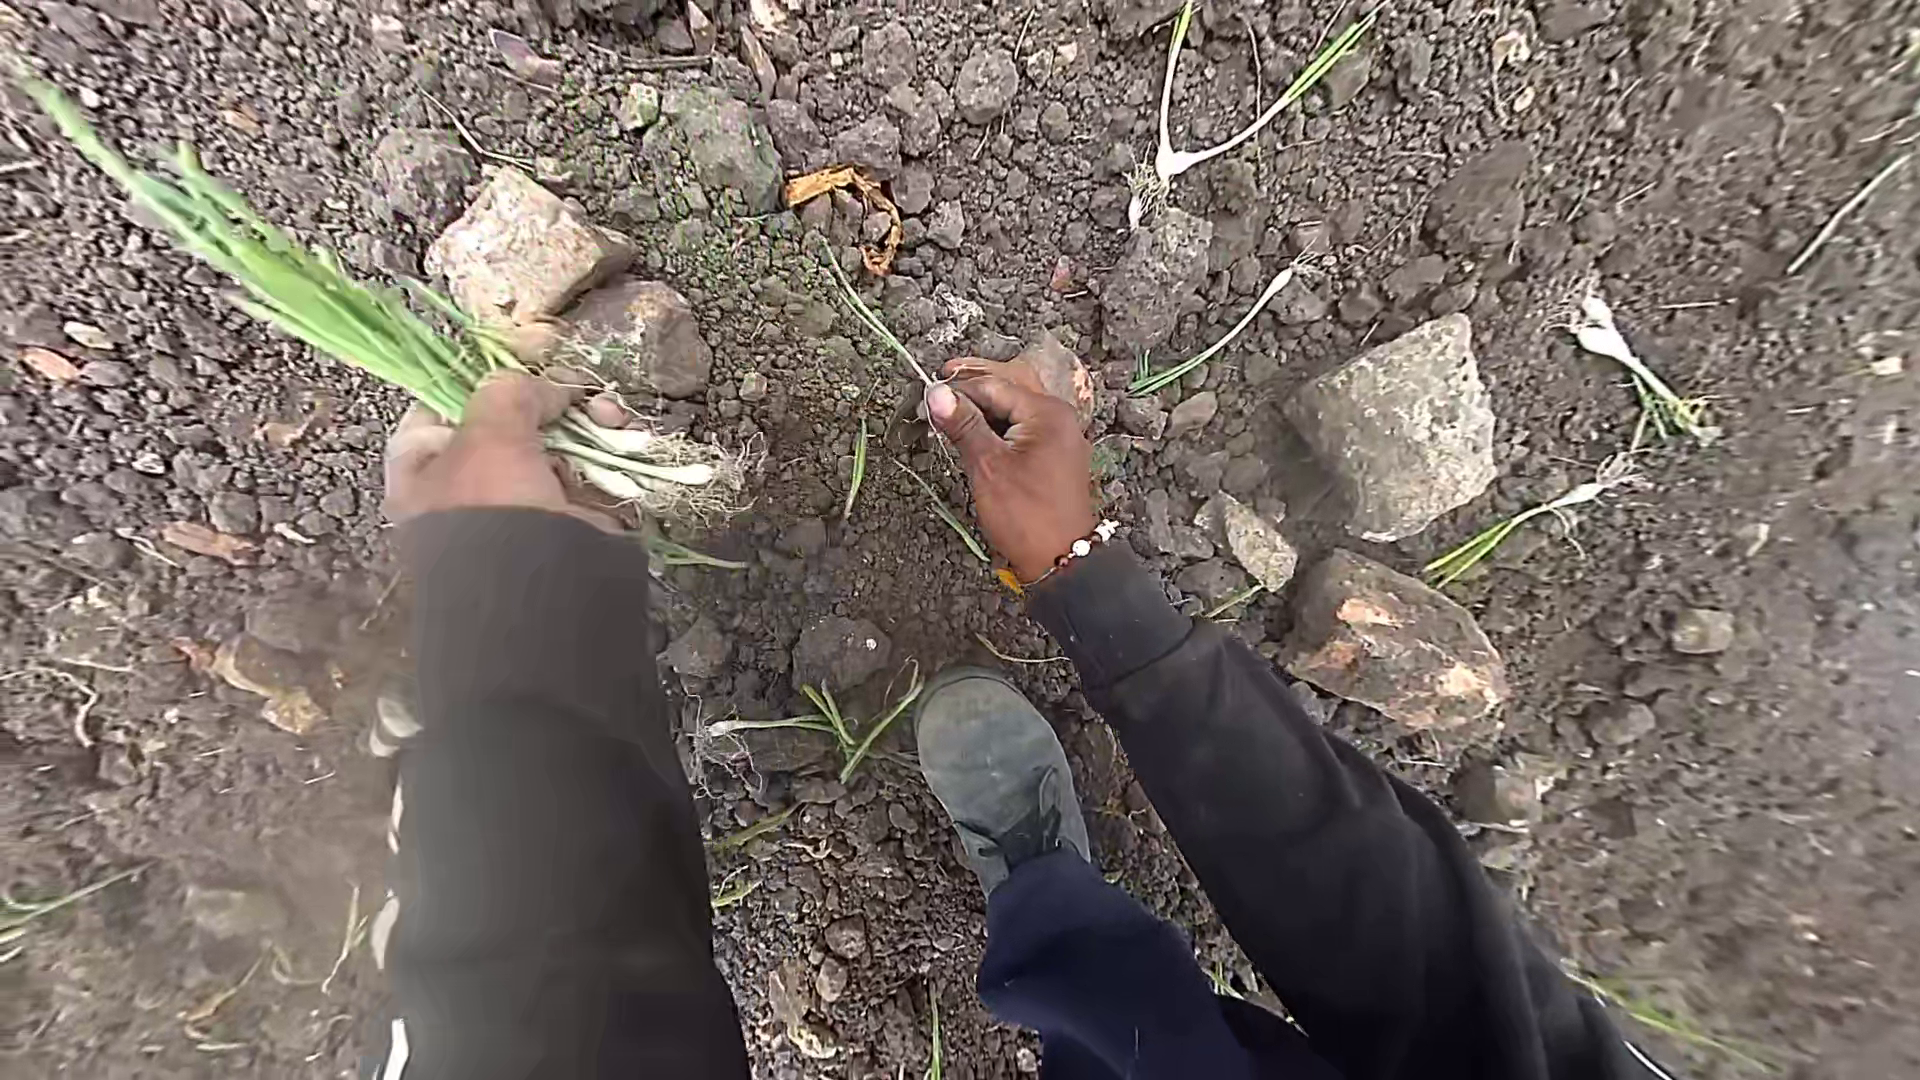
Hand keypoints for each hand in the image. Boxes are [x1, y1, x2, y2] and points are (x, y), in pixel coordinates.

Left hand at [383, 371, 611, 528]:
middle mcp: (479, 481)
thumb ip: (510, 394)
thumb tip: (548, 384)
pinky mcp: (582, 512)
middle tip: (581, 389)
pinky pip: (598, 471)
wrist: (544, 581)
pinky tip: (624, 437)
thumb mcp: (487, 437)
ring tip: (610, 414)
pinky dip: (614, 452)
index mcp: (429, 464)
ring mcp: (535, 498)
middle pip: (520, 421)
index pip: (451, 405)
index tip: (527, 362)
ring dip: (593, 422)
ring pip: (566, 443)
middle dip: (555, 401)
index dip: (489, 379)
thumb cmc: (494, 507)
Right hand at [924, 358, 1095, 582]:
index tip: (927, 399)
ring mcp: (1059, 438)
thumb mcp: (988, 467)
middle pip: (1008, 392)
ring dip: (983, 414)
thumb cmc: (1026, 516)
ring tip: (950, 421)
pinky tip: (975, 440)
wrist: (1061, 560)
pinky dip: (998, 432)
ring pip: (1014, 412)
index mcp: (1047, 413)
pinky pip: (1022, 432)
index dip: (957, 391)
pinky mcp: (1054, 458)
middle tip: (937, 400)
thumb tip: (936, 393)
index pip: (994, 386)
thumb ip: (964, 425)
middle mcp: (1059, 418)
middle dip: (971, 394)